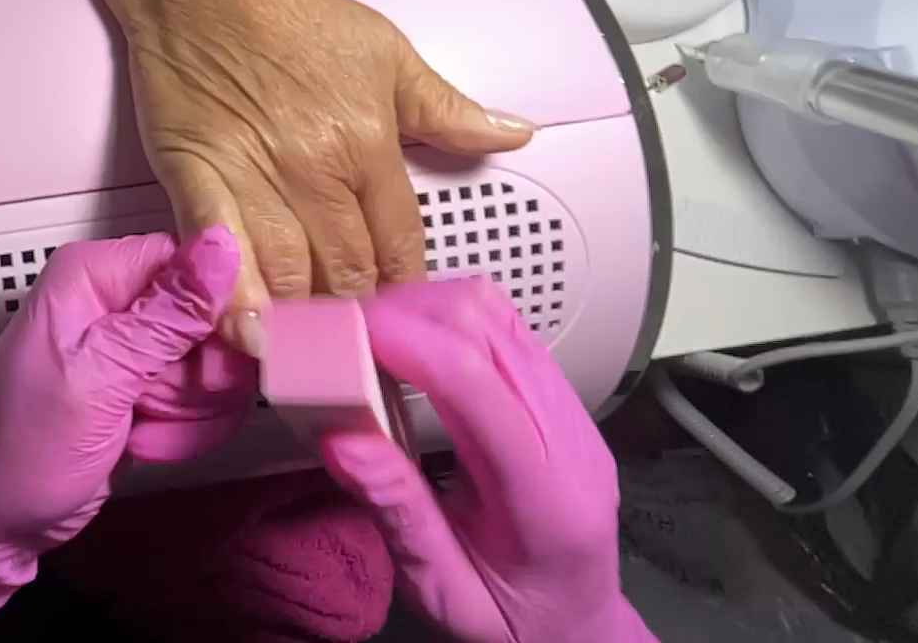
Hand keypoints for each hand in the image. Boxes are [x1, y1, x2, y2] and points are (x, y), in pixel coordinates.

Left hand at [0, 229, 239, 625]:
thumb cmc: (22, 447)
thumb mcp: (96, 380)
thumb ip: (164, 317)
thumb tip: (223, 245)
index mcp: (93, 273)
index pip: (191, 260)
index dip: (215, 309)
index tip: (210, 357)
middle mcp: (115, 297)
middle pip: (209, 315)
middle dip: (196, 375)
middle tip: (150, 404)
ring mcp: (132, 342)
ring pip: (213, 360)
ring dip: (188, 409)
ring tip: (136, 428)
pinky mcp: (145, 381)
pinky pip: (202, 394)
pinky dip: (183, 427)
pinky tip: (139, 440)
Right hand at [125, 0, 533, 348]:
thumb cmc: (288, 9)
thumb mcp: (385, 48)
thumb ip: (445, 106)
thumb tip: (515, 133)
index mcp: (368, 142)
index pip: (398, 244)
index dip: (403, 296)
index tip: (402, 333)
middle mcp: (316, 170)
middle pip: (348, 271)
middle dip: (358, 327)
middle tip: (363, 374)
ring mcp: (254, 175)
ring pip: (291, 272)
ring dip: (307, 328)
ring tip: (316, 375)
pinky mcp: (195, 173)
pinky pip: (219, 245)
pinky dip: (233, 294)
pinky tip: (247, 336)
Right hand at [317, 277, 654, 642]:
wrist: (580, 631)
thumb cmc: (510, 621)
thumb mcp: (444, 593)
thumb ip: (397, 514)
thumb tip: (338, 436)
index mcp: (546, 497)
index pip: (472, 380)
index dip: (400, 337)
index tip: (337, 332)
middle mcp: (568, 437)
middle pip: (482, 325)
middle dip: (400, 313)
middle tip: (342, 337)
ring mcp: (569, 407)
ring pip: (492, 309)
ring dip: (420, 306)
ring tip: (371, 337)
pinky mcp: (555, 392)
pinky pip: (499, 321)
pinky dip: (442, 315)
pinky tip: (409, 343)